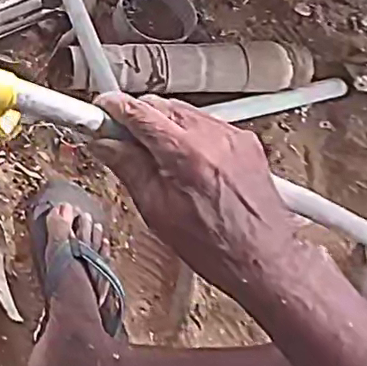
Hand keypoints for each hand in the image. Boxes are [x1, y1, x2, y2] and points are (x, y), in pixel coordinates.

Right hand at [92, 93, 303, 301]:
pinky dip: (188, 132)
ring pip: (183, 110)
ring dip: (163, 124)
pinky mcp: (245, 140)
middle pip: (161, 105)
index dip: (114, 108)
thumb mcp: (157, 212)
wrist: (265, 260)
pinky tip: (183, 159)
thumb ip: (128, 168)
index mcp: (187, 155)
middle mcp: (213, 137)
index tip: (100, 109)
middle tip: (121, 139)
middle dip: (137, 118)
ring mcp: (232, 136)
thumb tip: (105, 145)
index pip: (140, 112)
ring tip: (156, 157)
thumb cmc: (216, 247)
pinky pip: (206, 122)